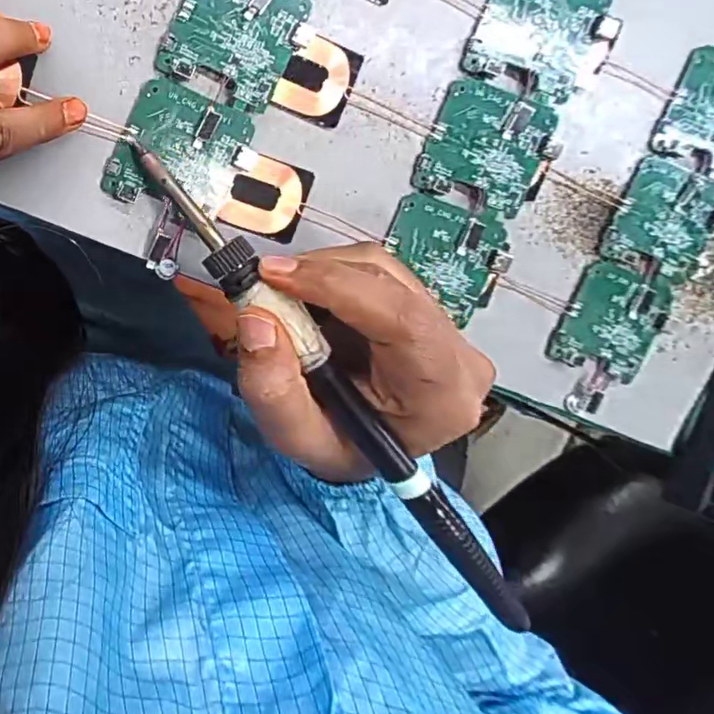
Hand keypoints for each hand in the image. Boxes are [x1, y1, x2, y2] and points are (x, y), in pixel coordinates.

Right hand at [235, 244, 494, 482]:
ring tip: (280, 299)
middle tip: (262, 287)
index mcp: (441, 395)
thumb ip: (273, 389)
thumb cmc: (337, 446)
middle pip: (386, 281)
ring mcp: (442, 326)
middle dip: (316, 275)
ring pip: (377, 267)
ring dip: (318, 273)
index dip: (334, 286)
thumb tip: (257, 322)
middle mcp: (456, 355)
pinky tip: (302, 300)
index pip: (400, 317)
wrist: (356, 446)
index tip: (275, 276)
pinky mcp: (418, 306)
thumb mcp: (296, 437)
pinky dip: (324, 276)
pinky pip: (370, 271)